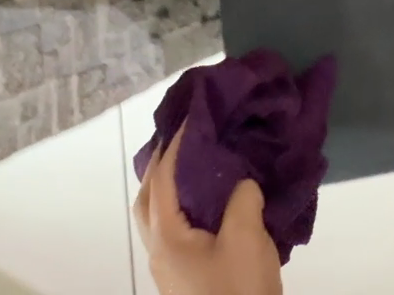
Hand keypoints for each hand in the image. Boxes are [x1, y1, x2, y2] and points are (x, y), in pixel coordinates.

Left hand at [132, 126, 283, 294]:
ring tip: (201, 162)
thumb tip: (242, 183)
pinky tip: (215, 200)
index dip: (174, 145)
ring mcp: (172, 267)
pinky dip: (188, 204)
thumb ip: (242, 198)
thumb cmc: (238, 288)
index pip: (161, 180)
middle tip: (185, 137)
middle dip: (160, 166)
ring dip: (173, 186)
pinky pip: (179, 228)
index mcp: (167, 237)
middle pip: (147, 200)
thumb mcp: (246, 236)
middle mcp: (160, 250)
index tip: (191, 115)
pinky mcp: (187, 277)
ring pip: (161, 216)